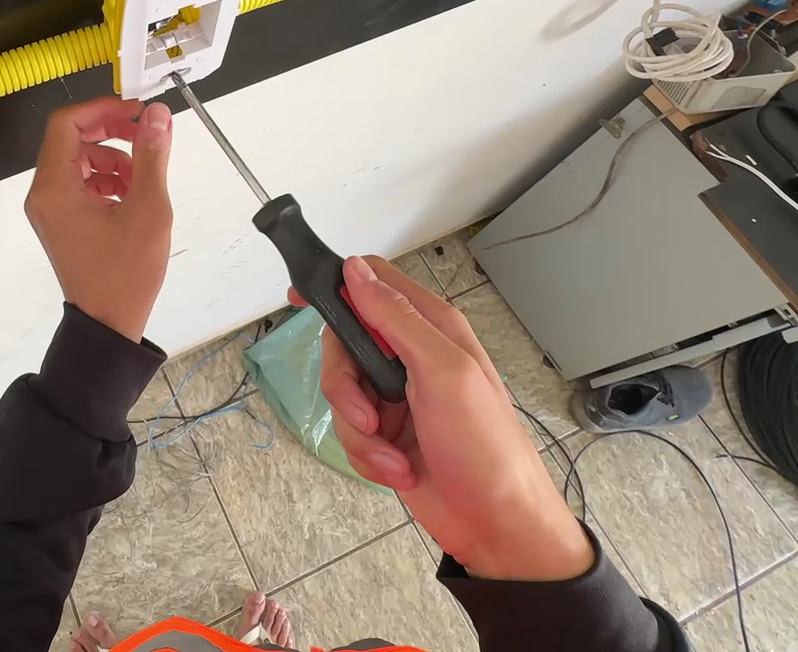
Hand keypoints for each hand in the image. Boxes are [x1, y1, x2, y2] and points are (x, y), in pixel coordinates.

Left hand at [24, 97, 173, 341]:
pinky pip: (81, 185)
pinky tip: (133, 196)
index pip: (66, 124)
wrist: (108, 326)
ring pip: (79, 162)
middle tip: (145, 134)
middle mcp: (44, 194)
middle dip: (111, 132)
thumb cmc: (125, 272)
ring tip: (144, 176)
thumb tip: (157, 114)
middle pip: (72, 140)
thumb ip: (152, 155)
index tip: (134, 110)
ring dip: (114, 158)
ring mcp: (51, 210)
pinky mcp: (63, 223)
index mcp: (54, 187)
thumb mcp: (147, 208)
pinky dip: (107, 180)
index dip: (102, 108)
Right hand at [296, 256, 591, 580]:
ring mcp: (394, 395)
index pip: (373, 280)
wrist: (498, 529)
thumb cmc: (484, 445)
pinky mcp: (385, 432)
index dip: (335, 283)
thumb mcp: (442, 371)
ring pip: (341, 392)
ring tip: (393, 457)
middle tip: (363, 414)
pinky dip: (367, 455)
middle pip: (343, 342)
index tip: (299, 299)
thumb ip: (396, 317)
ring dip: (359, 431)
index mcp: (429, 326)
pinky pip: (349, 430)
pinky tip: (398, 470)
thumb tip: (355, 268)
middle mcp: (408, 354)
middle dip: (342, 384)